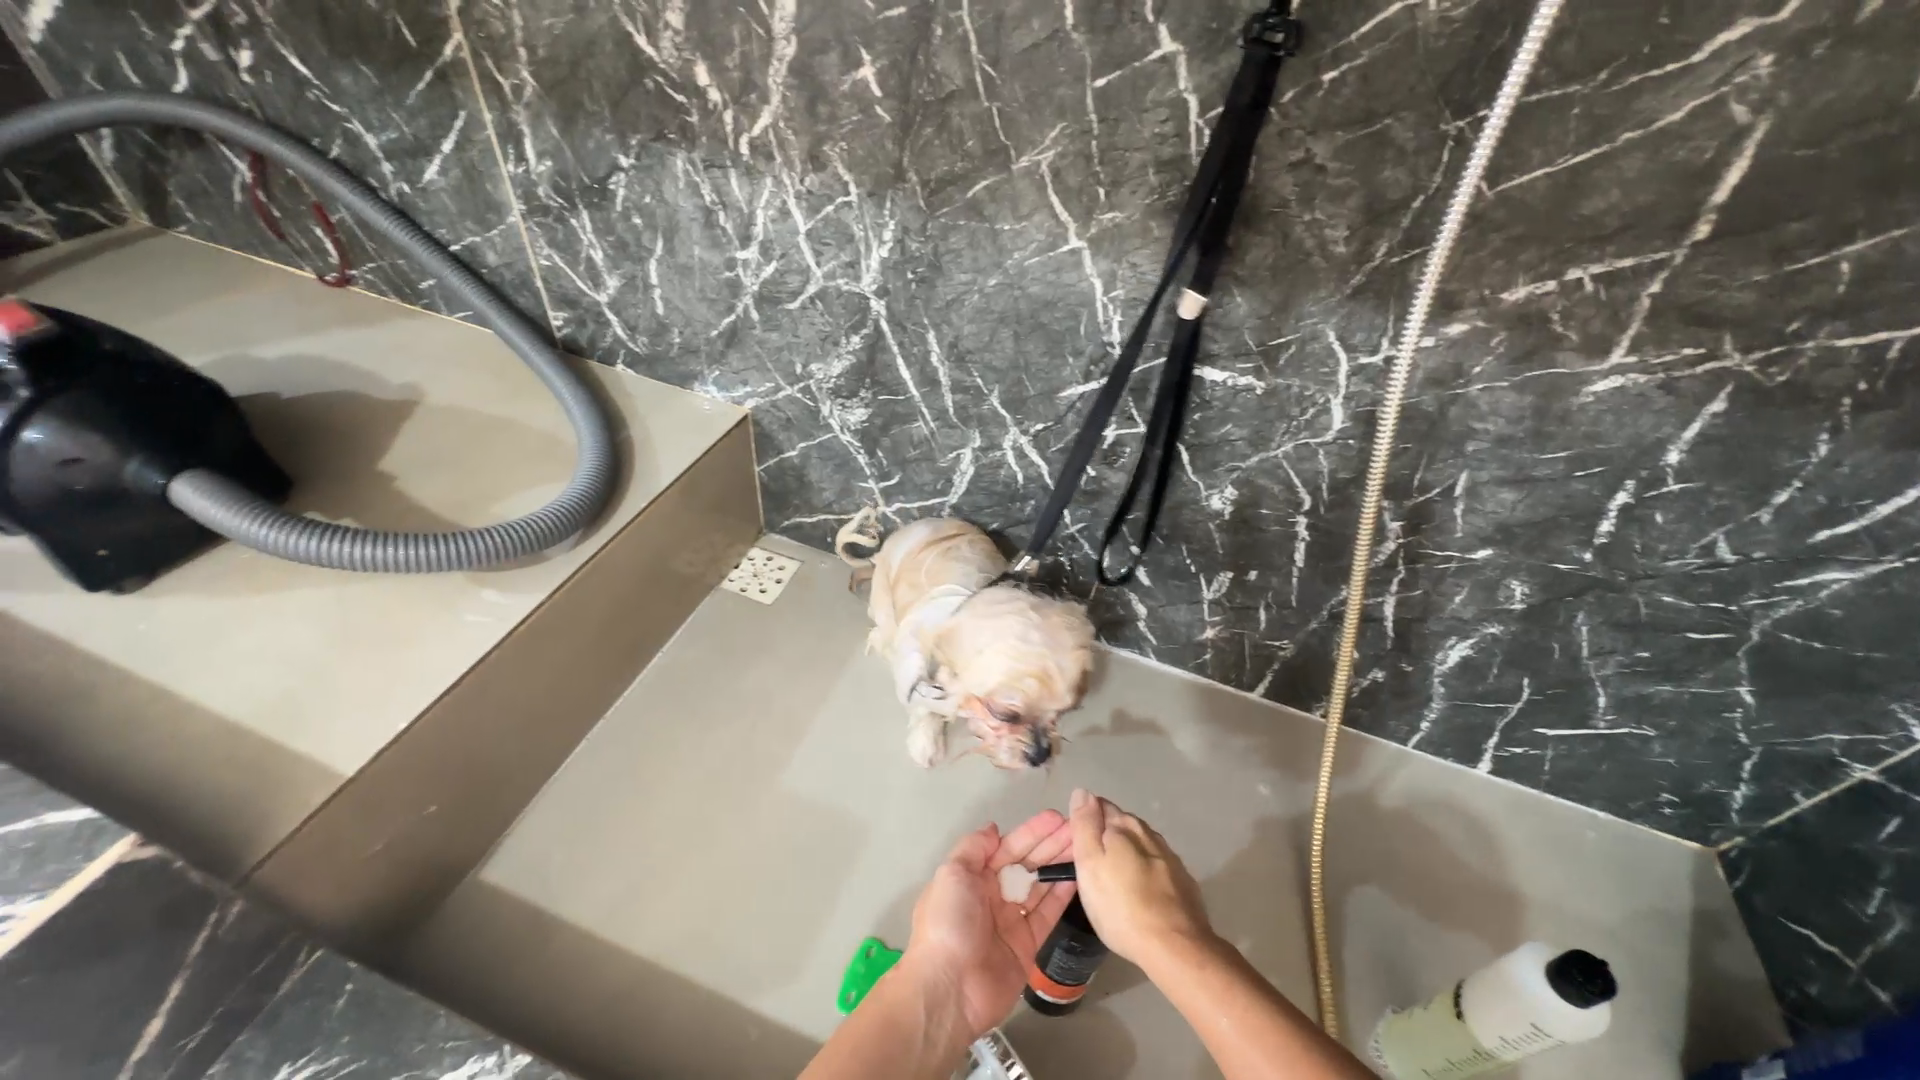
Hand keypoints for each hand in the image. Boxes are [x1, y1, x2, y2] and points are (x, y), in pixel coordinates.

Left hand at [900, 810, 1076, 1036]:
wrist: (950, 988)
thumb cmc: (949, 924)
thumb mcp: (952, 875)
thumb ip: (974, 848)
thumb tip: (994, 829)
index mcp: (971, 878)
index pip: (1006, 848)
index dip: (1031, 832)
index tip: (1056, 817)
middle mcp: (991, 896)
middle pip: (1026, 864)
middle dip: (1050, 845)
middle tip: (1077, 829)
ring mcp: (1010, 921)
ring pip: (1039, 886)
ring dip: (1059, 866)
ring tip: (1083, 847)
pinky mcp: (1027, 945)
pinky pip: (1046, 914)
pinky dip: (1061, 896)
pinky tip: (1078, 878)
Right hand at [1068, 788, 1215, 967]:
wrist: (1174, 946)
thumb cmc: (1121, 907)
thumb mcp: (1089, 864)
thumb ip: (1085, 825)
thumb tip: (1082, 791)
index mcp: (1124, 825)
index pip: (1099, 805)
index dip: (1085, 821)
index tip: (1076, 845)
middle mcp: (1149, 833)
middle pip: (1121, 824)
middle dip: (1106, 836)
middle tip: (1091, 865)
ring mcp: (1170, 857)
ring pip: (1141, 844)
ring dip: (1127, 853)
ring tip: (1114, 879)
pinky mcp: (1183, 880)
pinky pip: (1157, 866)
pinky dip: (1146, 871)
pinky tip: (1140, 891)